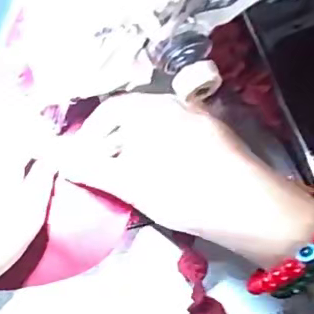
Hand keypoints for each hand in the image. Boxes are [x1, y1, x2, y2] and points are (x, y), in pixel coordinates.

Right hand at [59, 92, 313, 266]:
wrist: (253, 210)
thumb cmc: (185, 193)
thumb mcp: (130, 184)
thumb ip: (92, 169)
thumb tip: (59, 159)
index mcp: (153, 107)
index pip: (108, 110)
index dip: (88, 136)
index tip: (80, 162)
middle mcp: (178, 104)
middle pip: (131, 118)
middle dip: (110, 145)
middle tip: (100, 175)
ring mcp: (201, 119)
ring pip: (154, 130)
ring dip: (134, 152)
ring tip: (128, 182)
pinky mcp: (218, 139)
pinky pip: (175, 139)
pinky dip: (158, 155)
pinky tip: (161, 182)